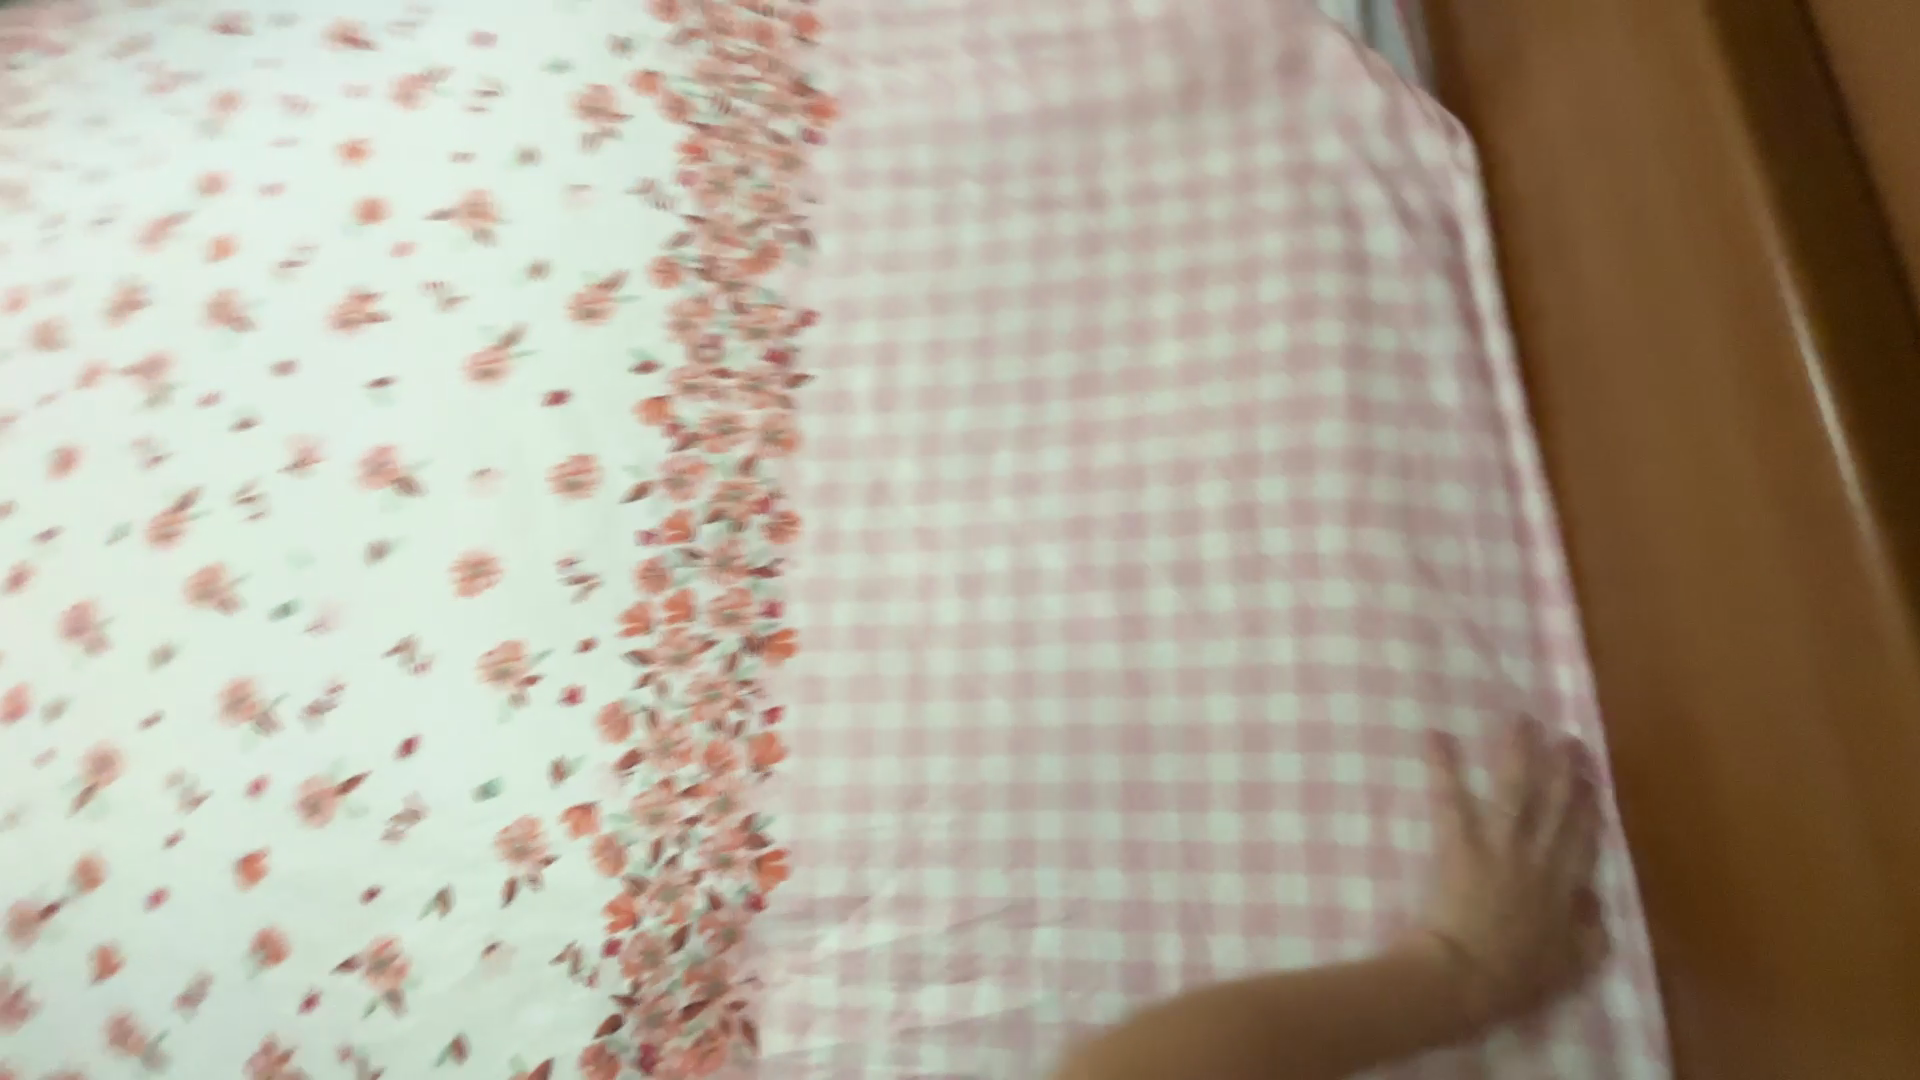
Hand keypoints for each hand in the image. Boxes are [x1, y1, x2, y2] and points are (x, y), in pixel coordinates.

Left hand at [1409, 715, 1609, 1028]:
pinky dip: (1442, 764)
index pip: (1582, 837)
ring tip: (1520, 721)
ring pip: (1514, 790)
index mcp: (1564, 886)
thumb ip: (1590, 929)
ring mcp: (1498, 846)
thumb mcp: (1574, 962)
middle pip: (1555, 805)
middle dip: (1563, 769)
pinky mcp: (1460, 842)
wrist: (1470, 974)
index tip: (1592, 776)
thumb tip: (1596, 899)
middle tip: (1567, 737)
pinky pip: (1450, 796)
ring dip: (1519, 753)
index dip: (1589, 805)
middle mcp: (1536, 858)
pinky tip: (1435, 735)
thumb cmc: (1517, 974)